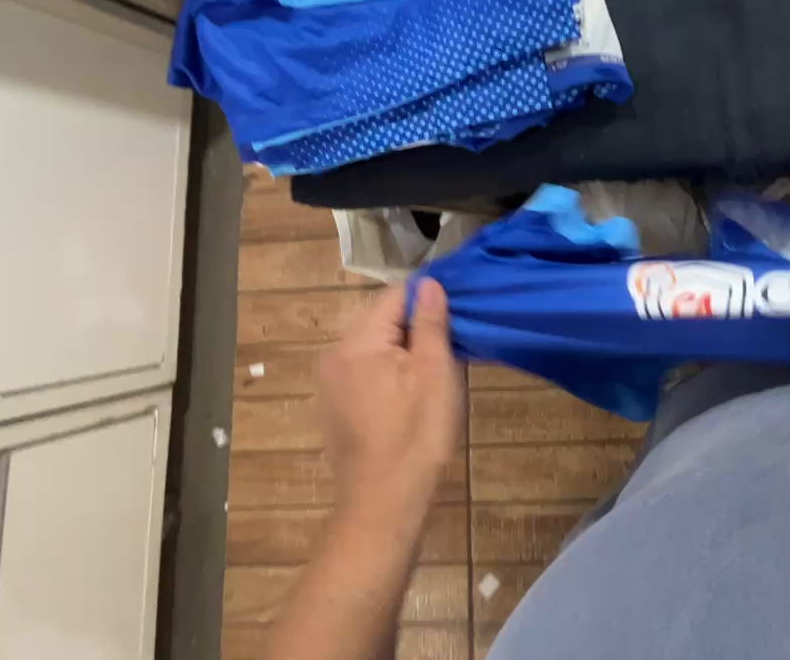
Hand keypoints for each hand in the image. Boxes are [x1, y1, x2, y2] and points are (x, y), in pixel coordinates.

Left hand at [313, 277, 463, 522]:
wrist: (384, 506)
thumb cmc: (416, 435)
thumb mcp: (435, 372)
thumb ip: (431, 322)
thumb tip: (430, 283)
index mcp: (357, 342)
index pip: (395, 295)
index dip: (429, 298)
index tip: (459, 311)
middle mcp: (335, 354)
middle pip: (383, 318)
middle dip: (417, 325)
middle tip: (453, 344)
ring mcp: (331, 383)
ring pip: (376, 344)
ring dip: (406, 348)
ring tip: (437, 368)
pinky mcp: (335, 405)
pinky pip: (366, 369)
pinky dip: (390, 370)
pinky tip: (412, 393)